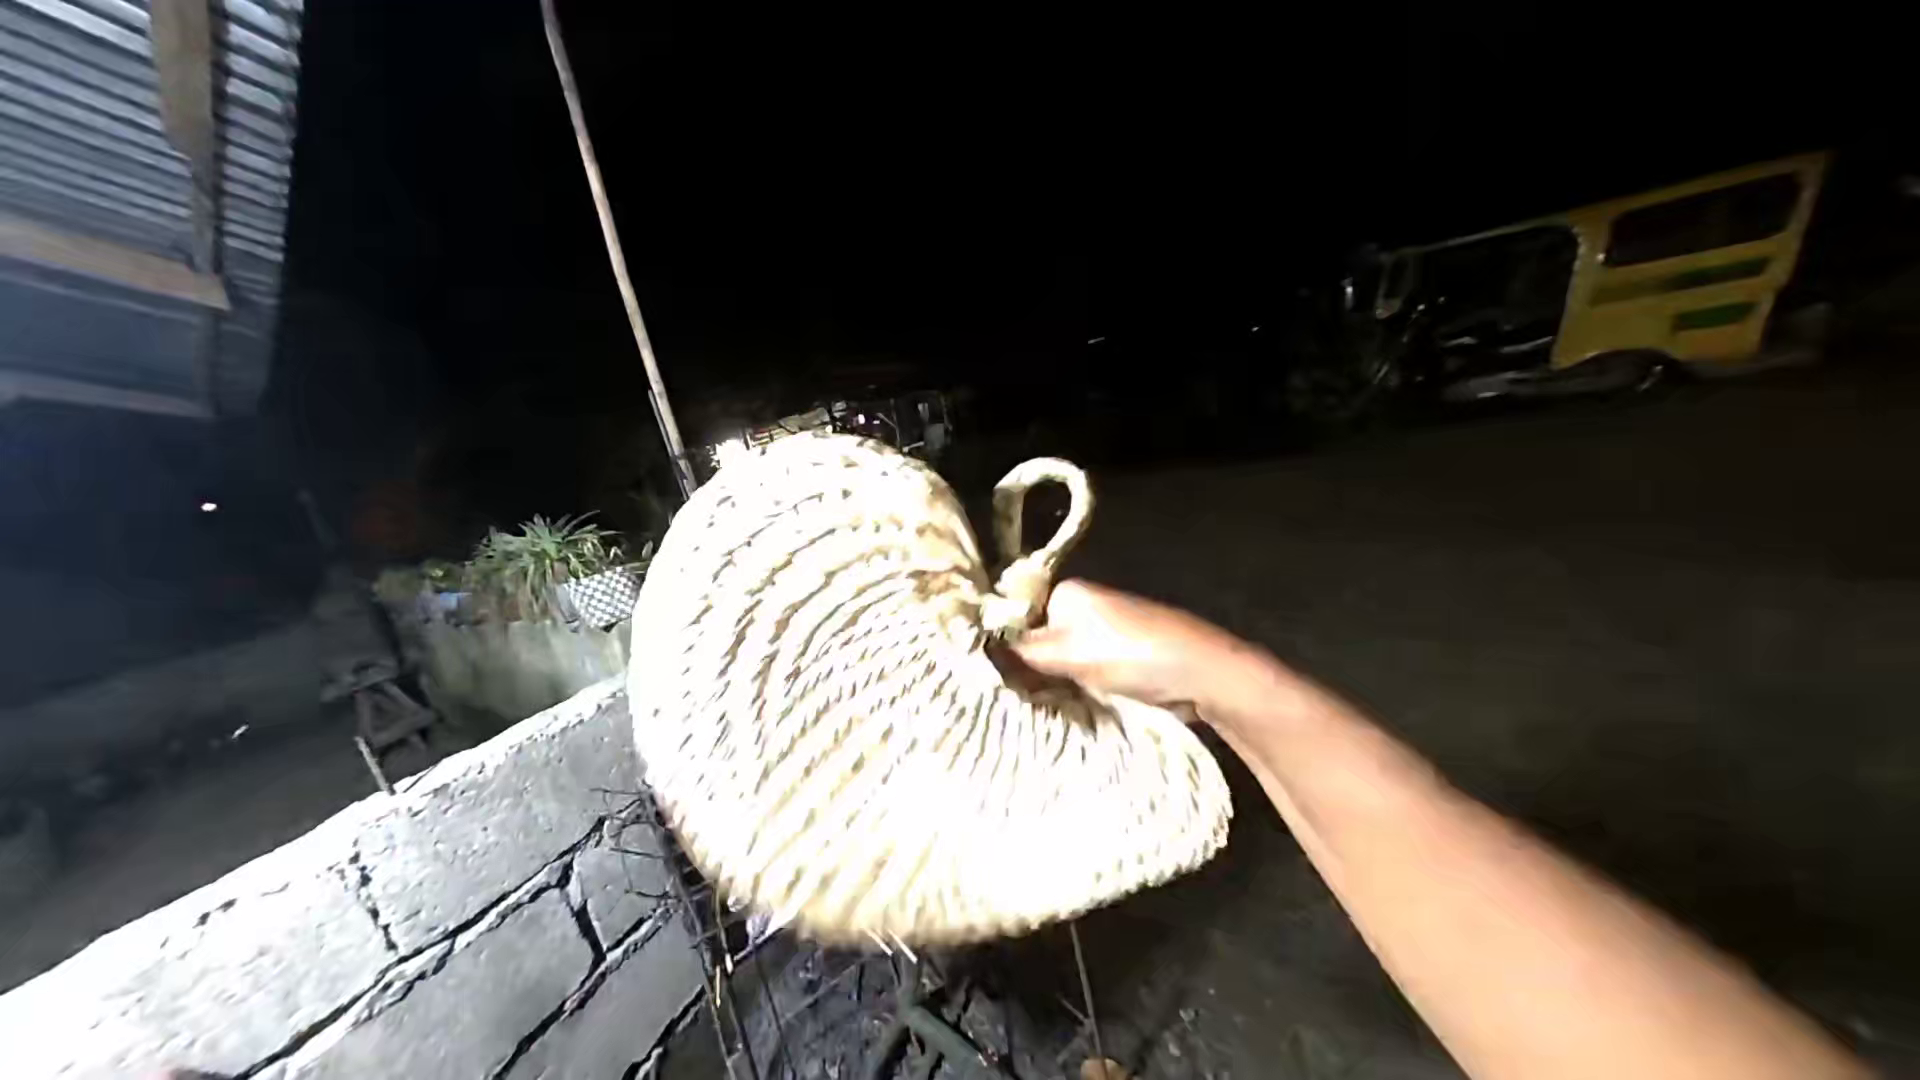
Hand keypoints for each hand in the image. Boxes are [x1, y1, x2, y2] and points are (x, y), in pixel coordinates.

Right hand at [1012, 580, 1251, 708]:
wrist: (1201, 673)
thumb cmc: (1131, 653)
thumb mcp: (1068, 654)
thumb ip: (1023, 653)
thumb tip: (981, 649)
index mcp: (1067, 593)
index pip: (1018, 617)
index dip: (1005, 647)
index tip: (992, 678)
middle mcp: (1084, 607)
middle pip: (1040, 641)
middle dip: (1029, 669)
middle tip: (1012, 698)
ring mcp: (1104, 633)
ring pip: (1061, 661)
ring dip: (1053, 683)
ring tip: (1032, 708)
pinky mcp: (1120, 657)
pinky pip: (1084, 673)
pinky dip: (1075, 689)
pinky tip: (1065, 708)